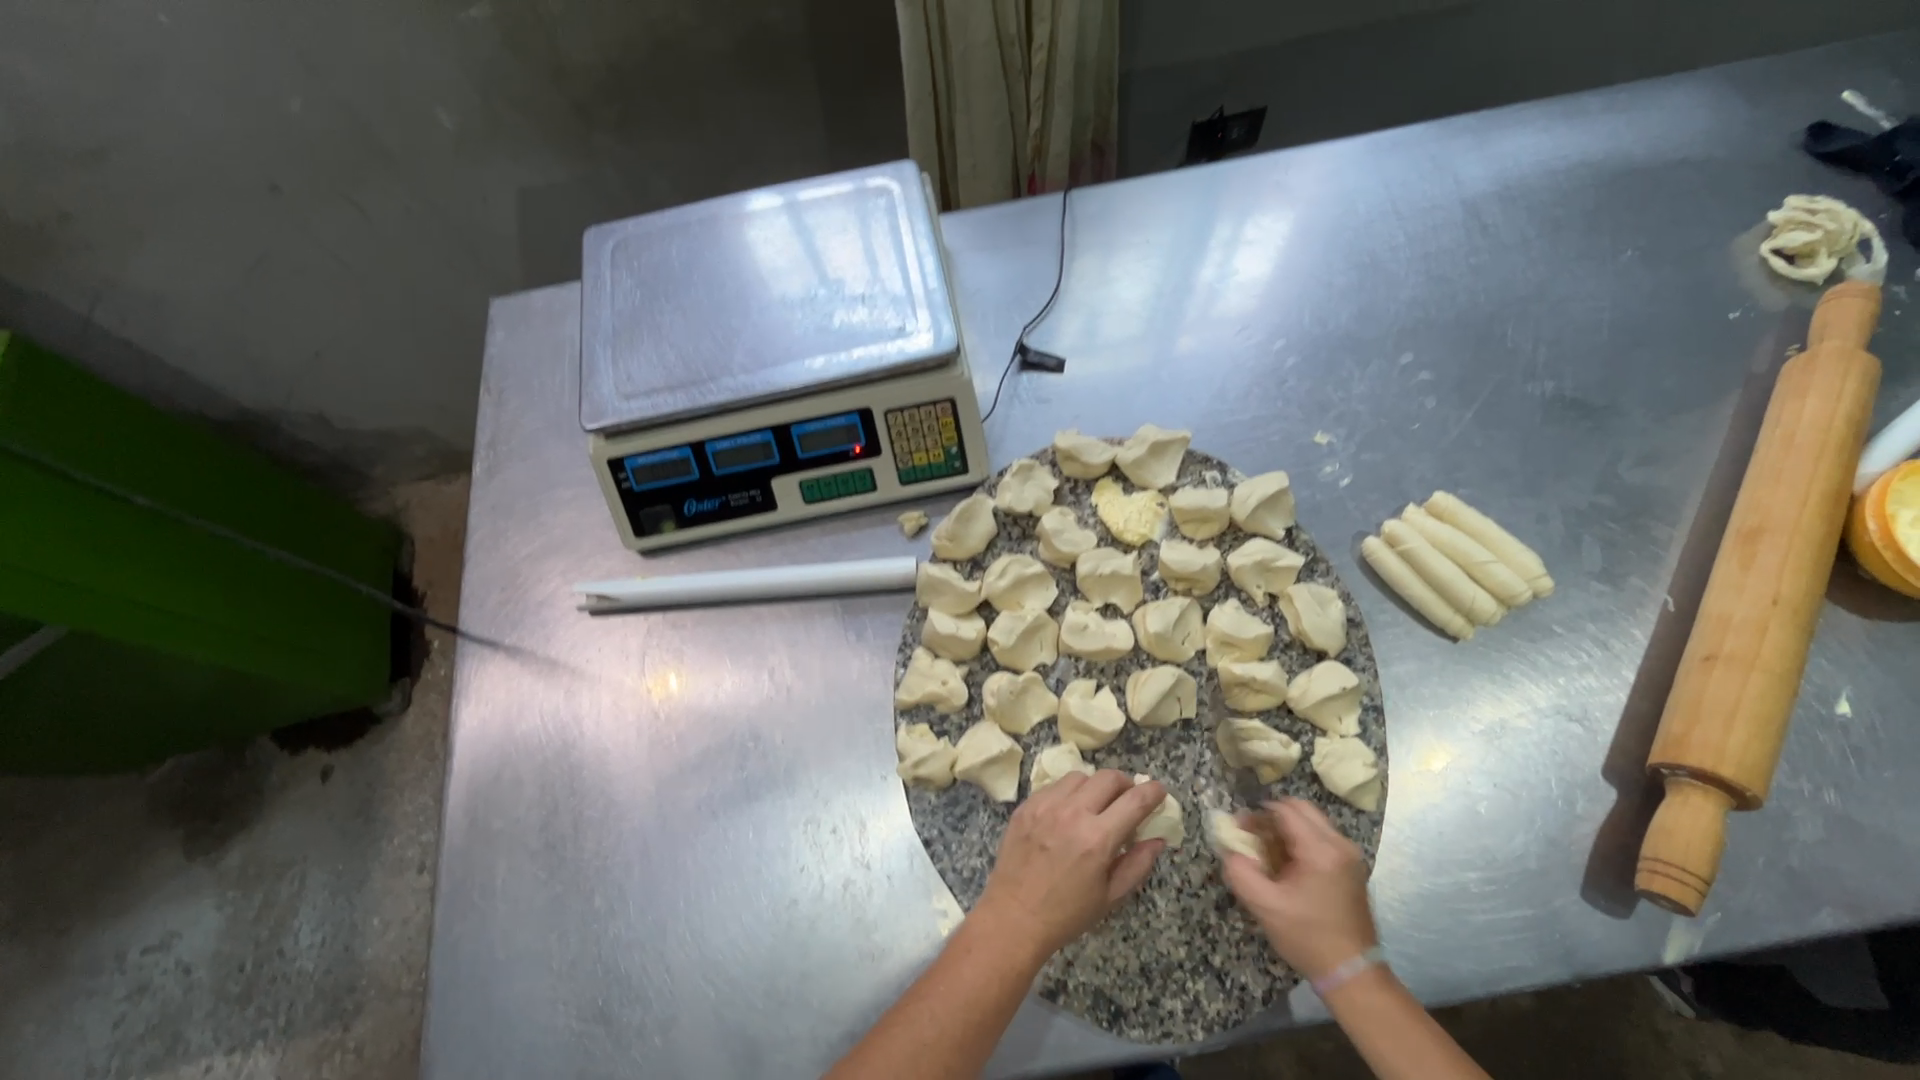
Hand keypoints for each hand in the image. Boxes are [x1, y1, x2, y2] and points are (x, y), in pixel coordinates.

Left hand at [973, 770, 1166, 960]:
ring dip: (1094, 786)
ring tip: (1095, 805)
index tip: (1159, 790)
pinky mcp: (1025, 807)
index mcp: (1097, 838)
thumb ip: (1138, 864)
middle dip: (1125, 783)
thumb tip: (1157, 839)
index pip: (1135, 800)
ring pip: (1079, 776)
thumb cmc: (1067, 914)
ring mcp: (1045, 806)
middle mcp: (1072, 814)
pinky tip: (1068, 812)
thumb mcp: (1111, 896)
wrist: (1013, 917)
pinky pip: (1053, 786)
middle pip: (1108, 777)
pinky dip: (1068, 792)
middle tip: (1127, 798)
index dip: (1153, 791)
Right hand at [1223, 798, 1376, 979]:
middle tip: (1253, 838)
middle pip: (1300, 808)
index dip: (1257, 815)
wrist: (1352, 972)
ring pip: (1312, 821)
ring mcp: (1350, 855)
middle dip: (1272, 817)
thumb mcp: (1264, 906)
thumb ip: (1239, 871)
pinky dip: (1301, 841)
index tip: (1239, 831)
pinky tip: (1289, 867)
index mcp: (1321, 850)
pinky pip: (1322, 838)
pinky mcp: (1352, 867)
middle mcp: (1340, 844)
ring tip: (1269, 854)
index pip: (1284, 810)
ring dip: (1286, 829)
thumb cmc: (1307, 938)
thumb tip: (1229, 848)